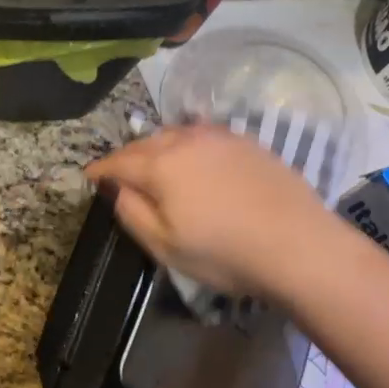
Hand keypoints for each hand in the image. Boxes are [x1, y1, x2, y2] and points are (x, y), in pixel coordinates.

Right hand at [85, 126, 344, 297]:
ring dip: (159, 148)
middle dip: (128, 157)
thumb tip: (117, 188)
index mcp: (160, 165)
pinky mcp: (249, 144)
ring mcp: (221, 138)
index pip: (118, 161)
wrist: (300, 246)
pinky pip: (205, 137)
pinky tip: (197, 164)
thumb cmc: (224, 253)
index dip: (100, 169)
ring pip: (177, 135)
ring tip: (157, 167)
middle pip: (146, 142)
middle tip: (121, 175)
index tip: (88, 176)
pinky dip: (190, 147)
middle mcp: (187, 140)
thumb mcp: (165, 245)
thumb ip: (132, 212)